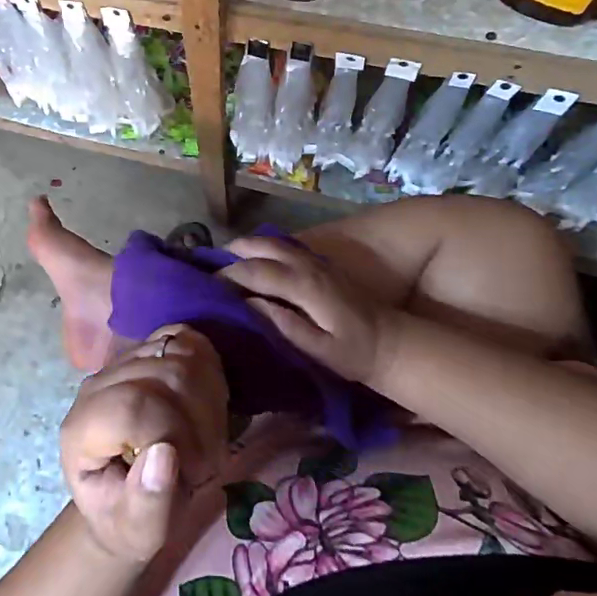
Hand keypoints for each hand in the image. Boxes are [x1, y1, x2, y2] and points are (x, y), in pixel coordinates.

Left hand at [59, 326, 228, 562]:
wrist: (127, 499)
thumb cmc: (129, 520)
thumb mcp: (138, 531)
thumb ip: (147, 501)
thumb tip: (164, 454)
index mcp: (82, 429)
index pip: (133, 406)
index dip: (176, 435)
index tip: (194, 472)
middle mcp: (97, 385)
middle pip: (166, 375)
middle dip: (201, 421)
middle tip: (205, 460)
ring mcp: (123, 362)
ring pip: (181, 355)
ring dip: (210, 398)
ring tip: (207, 435)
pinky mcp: (148, 349)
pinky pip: (187, 339)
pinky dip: (209, 367)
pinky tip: (208, 401)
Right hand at [218, 236, 395, 384]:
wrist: (389, 342)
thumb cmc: (353, 353)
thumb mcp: (319, 350)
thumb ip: (285, 326)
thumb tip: (249, 304)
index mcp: (306, 286)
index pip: (258, 271)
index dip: (230, 275)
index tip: (207, 286)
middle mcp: (309, 265)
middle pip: (265, 246)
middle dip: (234, 252)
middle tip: (208, 266)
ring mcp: (316, 261)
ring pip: (275, 242)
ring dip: (248, 246)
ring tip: (223, 258)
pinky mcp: (320, 264)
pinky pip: (285, 246)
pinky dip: (263, 247)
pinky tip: (252, 257)